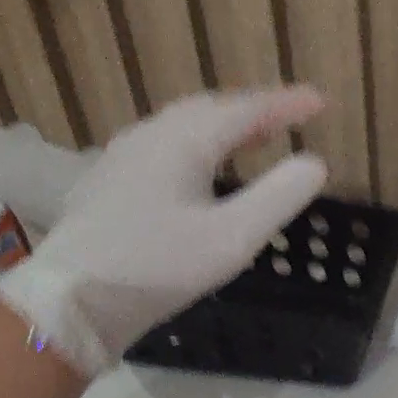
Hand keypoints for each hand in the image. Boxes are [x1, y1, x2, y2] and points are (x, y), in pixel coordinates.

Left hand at [0, 88, 327, 375]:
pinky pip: (169, 144)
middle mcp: (150, 138)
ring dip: (229, 125)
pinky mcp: (115, 181)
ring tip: (262, 134)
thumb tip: (316, 163)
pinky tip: (213, 163)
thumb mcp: (234, 237)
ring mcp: (126, 158)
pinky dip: (205, 143)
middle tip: (295, 115)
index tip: (321, 101)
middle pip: (209, 110)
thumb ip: (278, 197)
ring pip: (186, 126)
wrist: (76, 296)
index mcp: (181, 144)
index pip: (242, 112)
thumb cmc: (162, 265)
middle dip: (256, 109)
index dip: (285, 105)